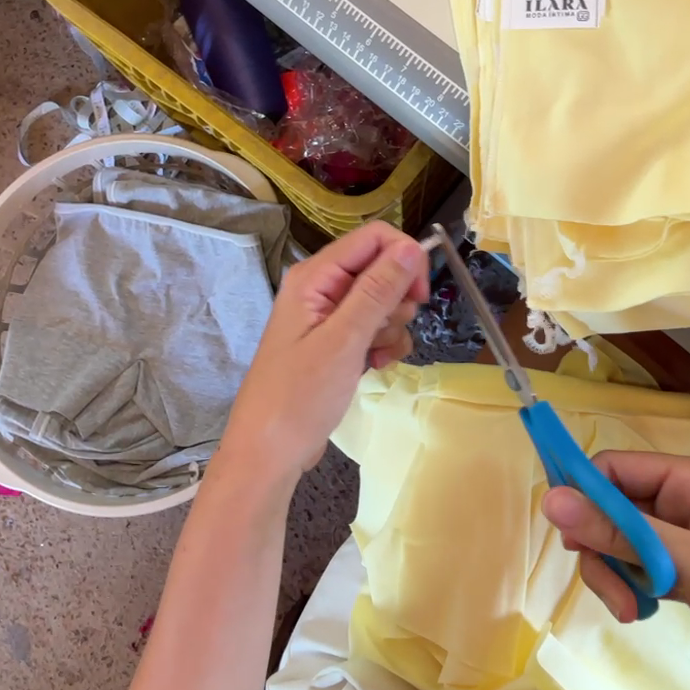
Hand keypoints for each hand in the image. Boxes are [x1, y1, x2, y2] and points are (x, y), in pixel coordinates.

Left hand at [222, 221, 428, 481]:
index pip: (374, 238)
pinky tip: (375, 366)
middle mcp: (321, 288)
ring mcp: (328, 316)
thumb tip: (411, 247)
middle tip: (382, 332)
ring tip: (373, 356)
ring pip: (383, 301)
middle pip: (381, 268)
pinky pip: (375, 328)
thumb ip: (377, 291)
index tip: (420, 296)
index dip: (405, 259)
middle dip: (396, 300)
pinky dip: (383, 345)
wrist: (270, 450)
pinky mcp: (336, 342)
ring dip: (391, 328)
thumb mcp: (344, 340)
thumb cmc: (299, 395)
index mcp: (315, 276)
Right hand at [542, 453, 689, 689]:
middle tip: (603, 579)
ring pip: (614, 538)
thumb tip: (550, 499)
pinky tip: (637, 611)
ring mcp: (682, 539)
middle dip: (601, 543)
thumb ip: (622, 532)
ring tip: (628, 608)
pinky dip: (624, 586)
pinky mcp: (679, 574)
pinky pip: (629, 565)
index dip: (585, 492)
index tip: (566, 533)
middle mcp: (687, 501)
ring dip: (610, 572)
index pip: (618, 467)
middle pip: (611, 503)